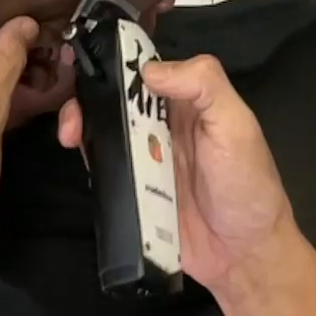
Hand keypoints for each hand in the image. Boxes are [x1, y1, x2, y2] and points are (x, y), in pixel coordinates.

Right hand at [57, 54, 295, 292]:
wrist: (242, 256)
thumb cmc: (246, 185)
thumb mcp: (237, 126)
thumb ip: (204, 86)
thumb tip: (146, 69)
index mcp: (187, 102)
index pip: (145, 69)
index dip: (115, 61)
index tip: (88, 60)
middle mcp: (160, 124)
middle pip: (114, 97)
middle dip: (87, 95)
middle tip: (73, 112)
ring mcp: (142, 156)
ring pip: (101, 127)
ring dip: (79, 122)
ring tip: (69, 135)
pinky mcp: (129, 186)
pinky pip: (101, 164)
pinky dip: (84, 154)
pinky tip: (76, 153)